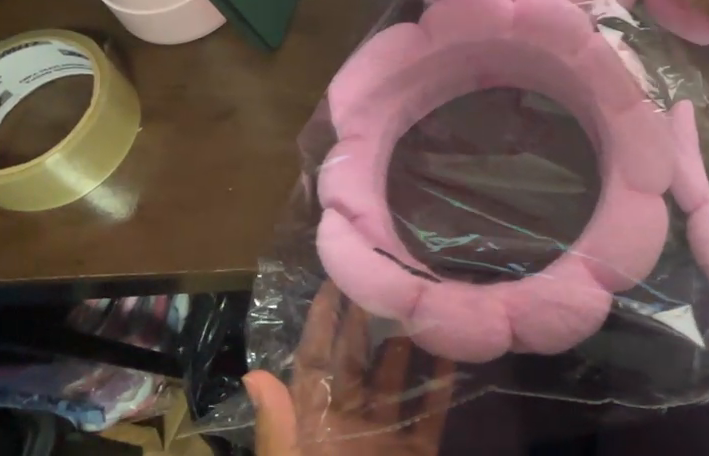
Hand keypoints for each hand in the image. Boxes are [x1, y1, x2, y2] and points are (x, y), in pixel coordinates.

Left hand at [245, 283, 456, 455]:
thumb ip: (278, 432)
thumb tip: (255, 372)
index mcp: (308, 430)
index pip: (312, 365)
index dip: (321, 323)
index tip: (335, 278)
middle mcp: (345, 427)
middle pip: (356, 364)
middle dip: (367, 320)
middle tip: (387, 271)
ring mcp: (383, 442)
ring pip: (397, 381)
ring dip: (407, 344)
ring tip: (422, 301)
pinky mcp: (416, 454)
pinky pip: (430, 414)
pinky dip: (442, 384)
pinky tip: (453, 351)